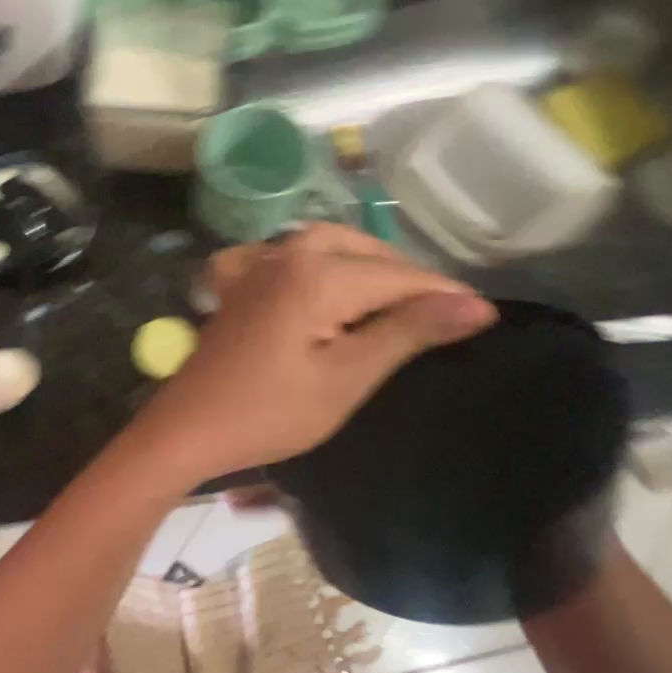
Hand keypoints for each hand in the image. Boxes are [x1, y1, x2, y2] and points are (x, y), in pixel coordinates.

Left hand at [127, 224, 495, 482]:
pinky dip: (310, 261)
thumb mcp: (347, 377)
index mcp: (317, 273)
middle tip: (440, 314)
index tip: (483, 318)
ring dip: (363, 263)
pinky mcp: (236, 283)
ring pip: (325, 243)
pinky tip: (318, 281)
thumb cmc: (269, 412)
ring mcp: (254, 265)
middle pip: (364, 250)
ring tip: (394, 300)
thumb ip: (407, 332)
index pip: (399, 274)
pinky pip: (283, 254)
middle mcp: (286, 254)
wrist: (187, 429)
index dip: (444, 295)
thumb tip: (476, 304)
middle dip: (405, 276)